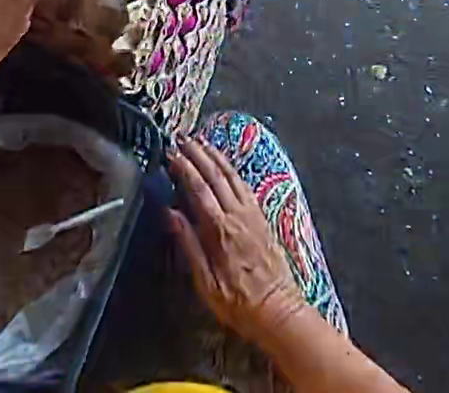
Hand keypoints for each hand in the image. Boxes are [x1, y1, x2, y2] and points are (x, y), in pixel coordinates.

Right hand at [167, 134, 306, 345]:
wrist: (278, 311)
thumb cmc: (238, 301)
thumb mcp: (206, 282)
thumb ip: (188, 244)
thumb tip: (171, 213)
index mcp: (219, 229)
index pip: (198, 188)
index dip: (184, 167)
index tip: (171, 153)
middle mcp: (236, 215)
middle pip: (214, 175)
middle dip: (197, 153)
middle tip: (182, 137)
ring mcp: (251, 214)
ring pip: (231, 175)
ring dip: (215, 156)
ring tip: (202, 141)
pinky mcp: (262, 217)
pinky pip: (245, 185)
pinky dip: (232, 169)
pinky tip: (225, 163)